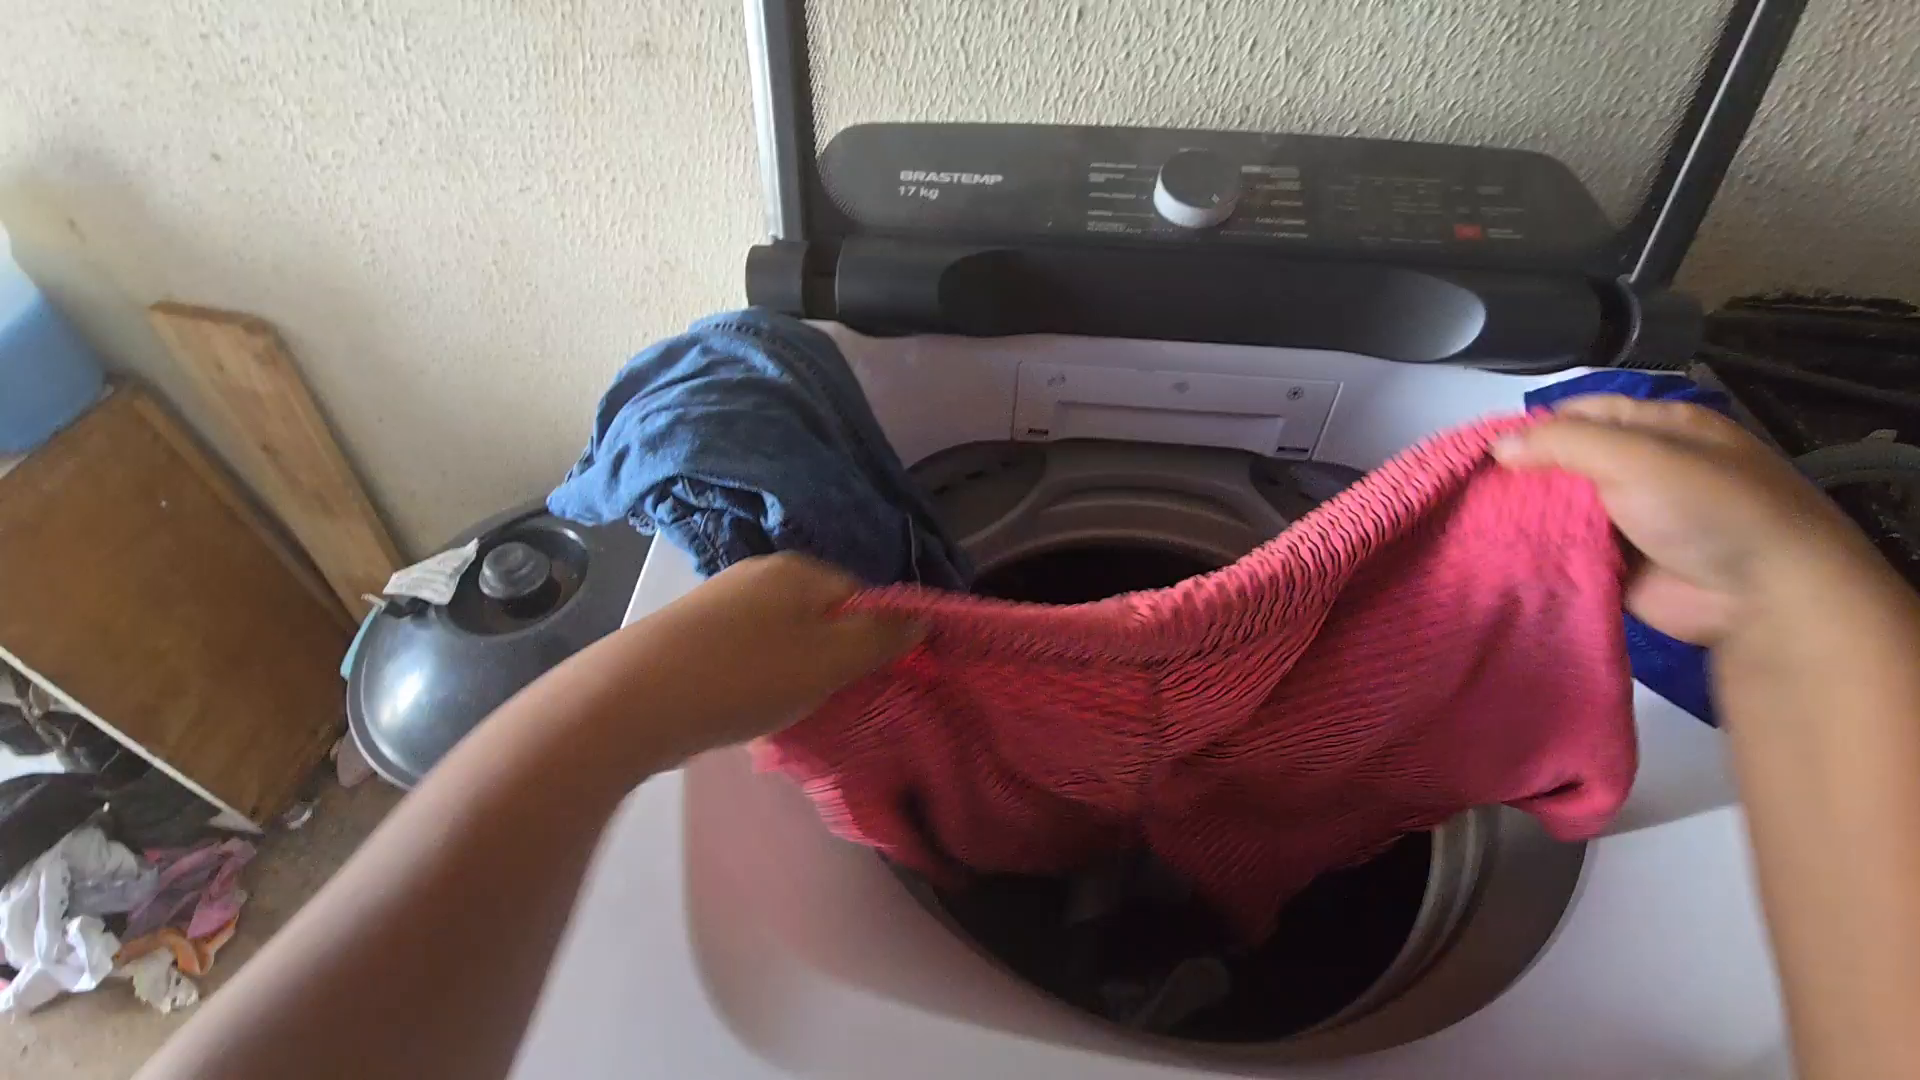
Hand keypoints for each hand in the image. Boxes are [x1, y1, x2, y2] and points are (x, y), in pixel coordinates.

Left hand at [619, 553, 923, 757]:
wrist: (632, 700)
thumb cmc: (748, 675)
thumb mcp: (831, 659)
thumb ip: (881, 637)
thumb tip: (922, 618)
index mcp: (800, 569)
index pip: (862, 595)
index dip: (874, 638)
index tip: (866, 680)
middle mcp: (760, 573)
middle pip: (821, 615)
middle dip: (832, 658)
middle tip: (827, 699)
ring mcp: (720, 600)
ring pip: (783, 636)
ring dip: (794, 672)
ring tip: (783, 710)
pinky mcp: (690, 631)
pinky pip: (746, 651)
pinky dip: (756, 677)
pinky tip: (743, 707)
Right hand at [1493, 394, 1874, 644]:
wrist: (1761, 597)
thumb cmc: (1707, 509)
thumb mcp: (1637, 457)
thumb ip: (1562, 443)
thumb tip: (1496, 446)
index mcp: (1660, 429)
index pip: (1581, 413)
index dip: (1533, 426)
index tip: (1483, 448)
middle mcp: (1643, 468)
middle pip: (1564, 461)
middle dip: (1521, 472)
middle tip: (1470, 486)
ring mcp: (1627, 516)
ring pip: (1558, 506)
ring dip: (1523, 512)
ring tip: (1471, 516)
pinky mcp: (1613, 559)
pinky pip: (1562, 547)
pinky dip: (1535, 547)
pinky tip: (1495, 547)